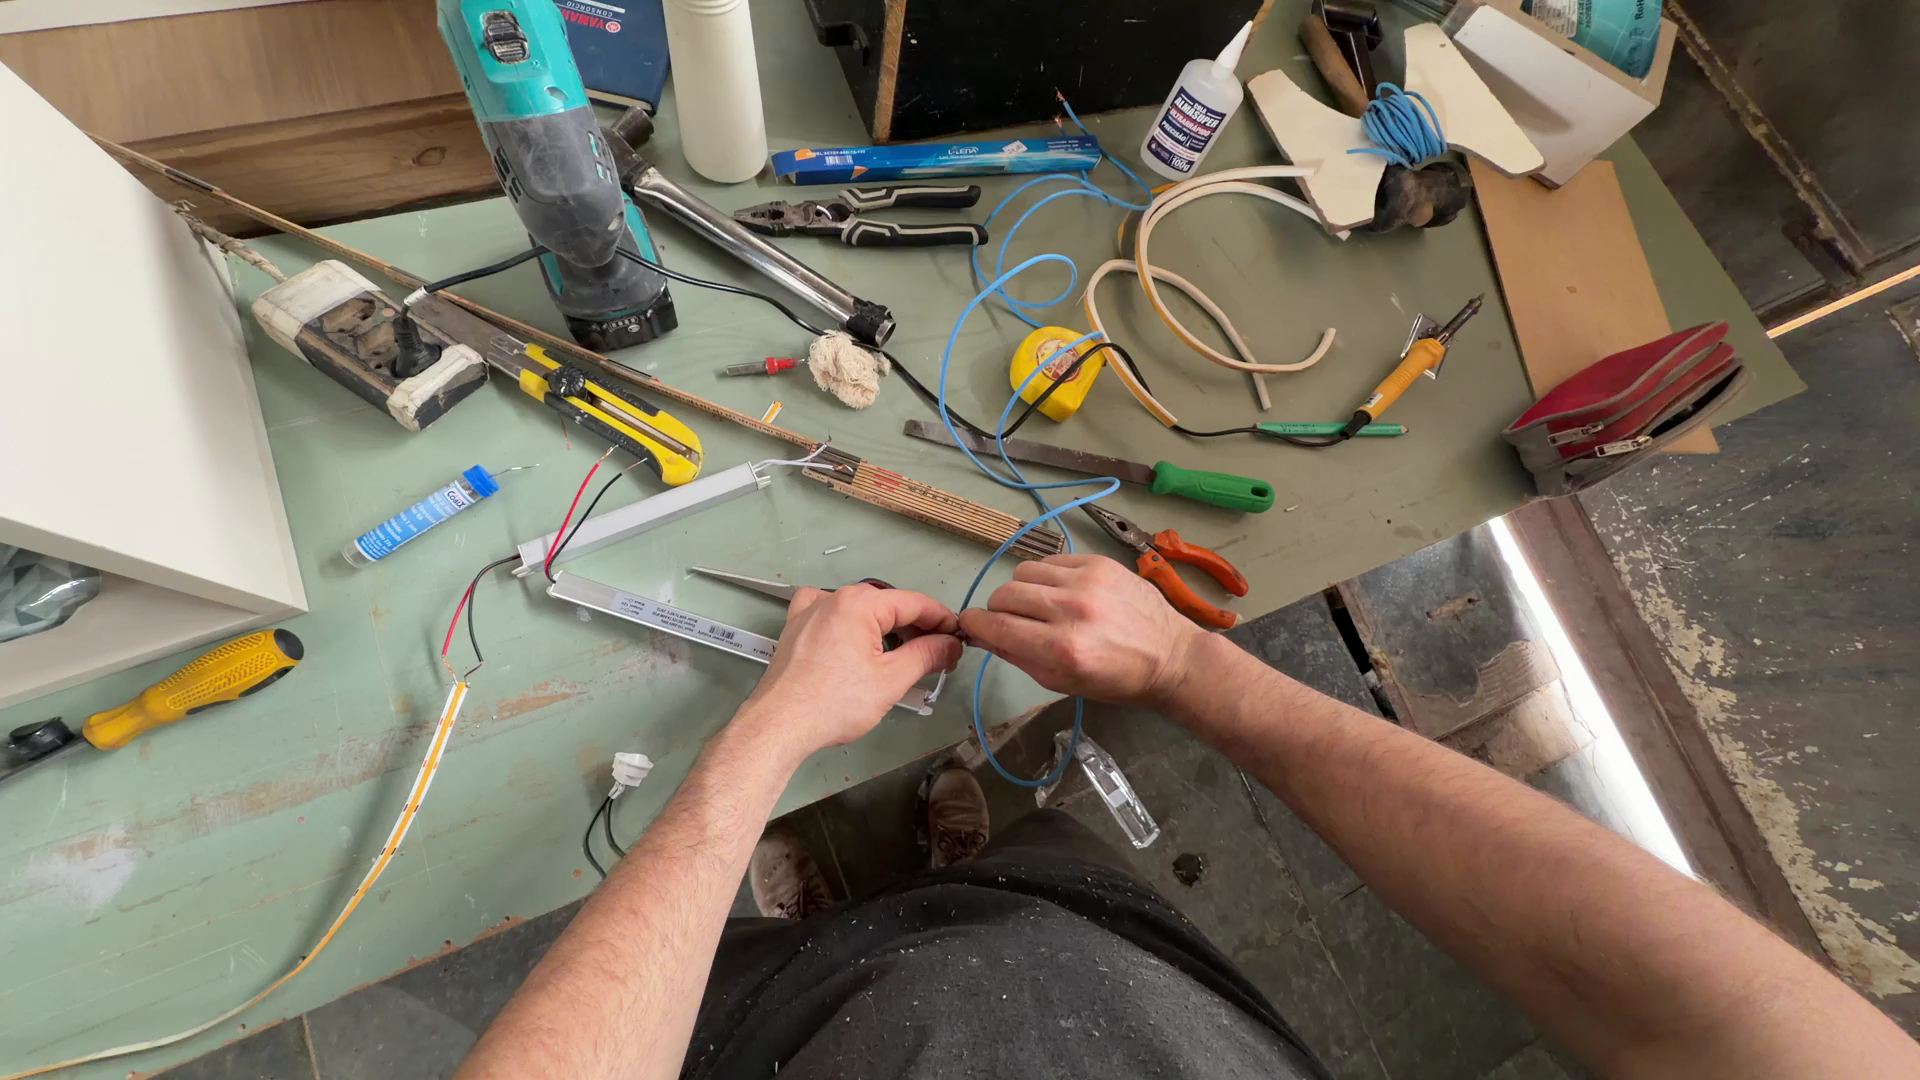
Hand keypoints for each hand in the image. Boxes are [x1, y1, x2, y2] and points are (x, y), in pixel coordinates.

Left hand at [737, 585, 961, 759]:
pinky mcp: (796, 628)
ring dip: (886, 630)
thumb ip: (927, 655)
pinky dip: (850, 624)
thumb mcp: (891, 680)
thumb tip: (951, 644)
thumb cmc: (835, 703)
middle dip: (916, 629)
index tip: (959, 639)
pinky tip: (854, 640)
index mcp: (860, 602)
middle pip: (888, 606)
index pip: (915, 603)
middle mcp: (834, 597)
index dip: (942, 620)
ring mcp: (810, 610)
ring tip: (904, 658)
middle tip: (938, 657)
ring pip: (861, 611)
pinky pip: (831, 614)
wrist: (779, 726)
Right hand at [957, 554, 1208, 709]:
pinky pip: (1051, 560)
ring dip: (1023, 589)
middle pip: (1005, 594)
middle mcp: (1072, 610)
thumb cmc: (1116, 679)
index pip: (996, 625)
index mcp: (1062, 649)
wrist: (1170, 655)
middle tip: (1012, 620)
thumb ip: (1018, 656)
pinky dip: (1048, 577)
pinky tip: (1063, 591)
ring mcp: (1087, 581)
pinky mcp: (1099, 562)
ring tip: (1041, 604)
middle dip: (999, 609)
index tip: (971, 625)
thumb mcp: (1062, 682)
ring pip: (1024, 571)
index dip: (975, 625)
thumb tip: (983, 634)